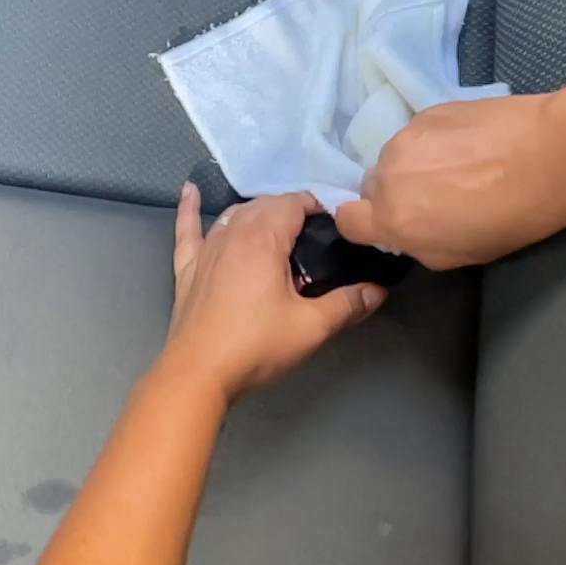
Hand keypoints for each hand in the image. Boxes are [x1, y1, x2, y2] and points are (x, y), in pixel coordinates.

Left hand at [159, 185, 385, 399]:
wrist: (198, 373)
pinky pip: (187, 229)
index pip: (294, 202)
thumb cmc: (255, 346)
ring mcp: (206, 248)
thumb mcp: (310, 326)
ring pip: (235, 214)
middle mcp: (233, 233)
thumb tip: (378, 290)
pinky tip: (190, 191)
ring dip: (257, 212)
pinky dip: (190, 209)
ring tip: (279, 227)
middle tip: (315, 237)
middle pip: (265, 204)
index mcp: (263, 238)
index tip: (336, 223)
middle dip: (291, 210)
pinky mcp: (187, 267)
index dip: (318, 206)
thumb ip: (346, 304)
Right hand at [334, 94, 565, 268]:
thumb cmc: (513, 216)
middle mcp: (387, 174)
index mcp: (392, 218)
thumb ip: (417, 245)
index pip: (346, 221)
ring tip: (458, 167)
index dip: (365, 225)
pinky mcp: (428, 110)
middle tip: (436, 198)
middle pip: (370, 187)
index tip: (391, 224)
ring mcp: (406, 136)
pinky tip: (471, 144)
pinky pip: (417, 133)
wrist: (555, 153)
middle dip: (393, 195)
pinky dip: (434, 142)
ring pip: (394, 158)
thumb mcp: (460, 254)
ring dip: (413, 166)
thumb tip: (406, 231)